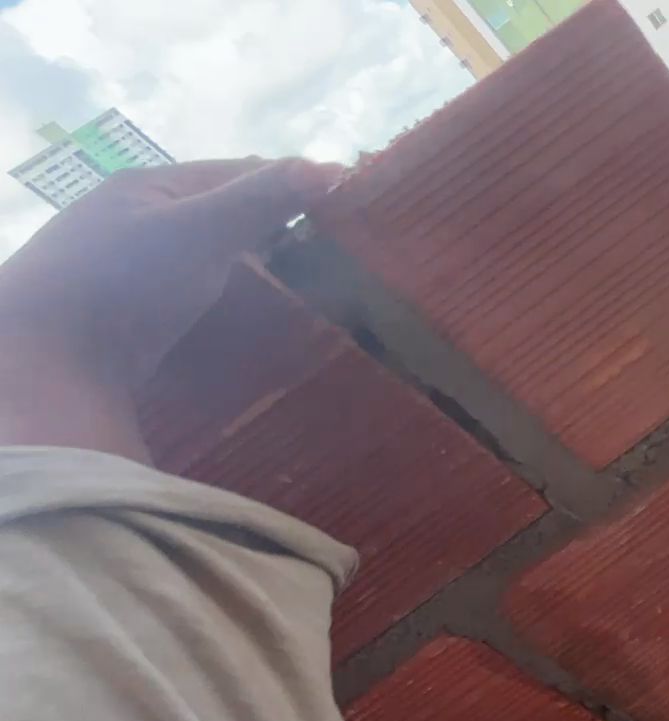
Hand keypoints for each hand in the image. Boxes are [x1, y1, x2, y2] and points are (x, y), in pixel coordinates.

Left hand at [0, 157, 339, 458]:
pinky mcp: (166, 306)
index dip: (299, 185)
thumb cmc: (125, 279)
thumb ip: (260, 200)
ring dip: (283, 269)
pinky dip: (263, 296)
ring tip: (335, 287)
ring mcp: (158, 265)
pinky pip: (228, 291)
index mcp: (155, 188)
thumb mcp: (198, 231)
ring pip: (238, 257)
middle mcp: (154, 219)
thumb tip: (329, 167)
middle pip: (242, 217)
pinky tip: (290, 313)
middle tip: (356, 252)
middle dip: (296, 230)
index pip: (244, 175)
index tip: (356, 204)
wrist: (59, 353)